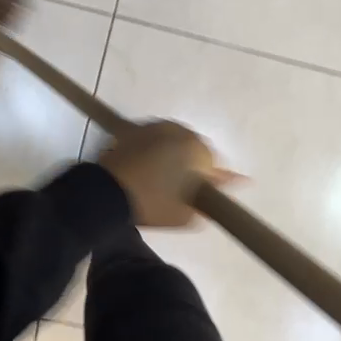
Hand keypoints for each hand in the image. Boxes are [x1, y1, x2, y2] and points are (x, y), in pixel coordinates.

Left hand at [96, 121, 230, 227]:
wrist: (106, 193)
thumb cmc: (152, 204)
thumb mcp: (187, 213)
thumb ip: (212, 197)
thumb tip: (234, 182)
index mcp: (197, 148)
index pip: (214, 164)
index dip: (209, 180)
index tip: (199, 195)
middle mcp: (179, 130)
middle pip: (193, 147)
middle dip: (191, 163)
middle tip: (179, 187)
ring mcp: (154, 126)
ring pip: (173, 140)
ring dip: (172, 154)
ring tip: (161, 177)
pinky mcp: (133, 128)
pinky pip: (152, 138)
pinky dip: (154, 149)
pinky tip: (146, 167)